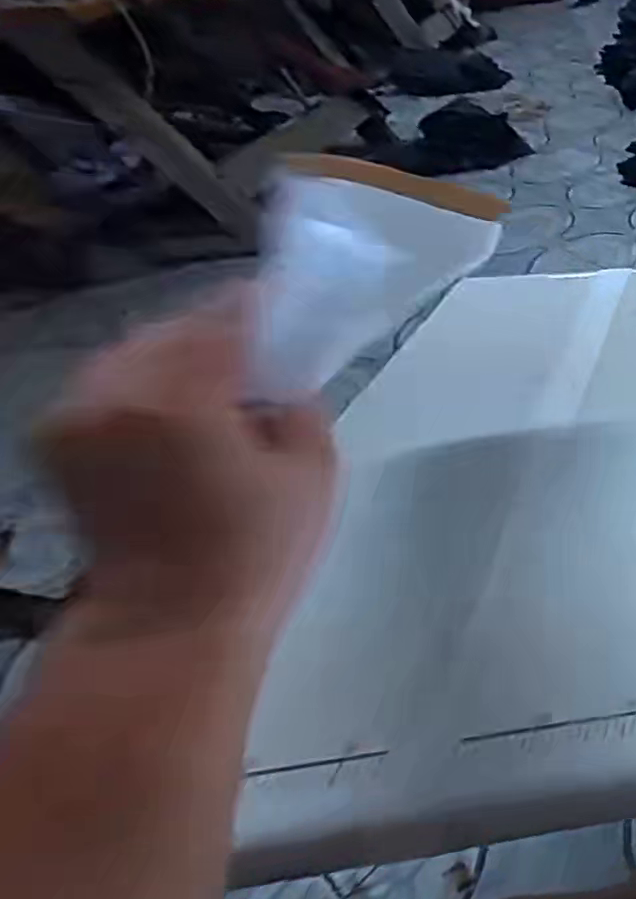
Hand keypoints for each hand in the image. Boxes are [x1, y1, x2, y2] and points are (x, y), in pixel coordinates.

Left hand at [34, 289, 337, 639]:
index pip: (221, 328)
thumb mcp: (312, 463)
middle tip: (267, 330)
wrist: (175, 607)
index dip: (256, 306)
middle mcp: (109, 400)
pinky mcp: (61, 441)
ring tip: (233, 361)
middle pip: (167, 334)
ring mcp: (72, 420)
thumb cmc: (262, 537)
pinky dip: (152, 374)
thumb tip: (277, 378)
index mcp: (179, 403)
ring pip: (132, 354)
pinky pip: (110, 382)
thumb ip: (294, 405)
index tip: (285, 291)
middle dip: (217, 326)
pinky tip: (192, 390)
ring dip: (183, 349)